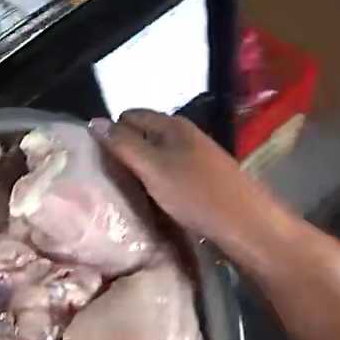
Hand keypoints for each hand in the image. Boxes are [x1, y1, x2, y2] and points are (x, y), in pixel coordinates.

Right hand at [90, 110, 293, 256]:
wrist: (246, 224)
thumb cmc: (196, 193)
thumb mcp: (153, 168)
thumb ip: (123, 145)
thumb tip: (93, 121)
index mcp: (172, 124)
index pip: (129, 115)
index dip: (112, 132)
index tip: (98, 159)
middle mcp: (185, 134)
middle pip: (143, 133)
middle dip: (125, 150)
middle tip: (110, 178)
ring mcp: (196, 155)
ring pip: (157, 154)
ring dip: (141, 169)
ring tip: (128, 191)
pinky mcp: (204, 177)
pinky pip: (170, 170)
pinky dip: (158, 181)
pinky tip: (155, 200)